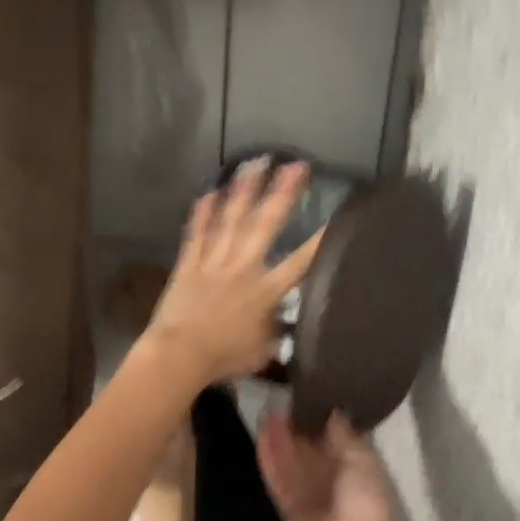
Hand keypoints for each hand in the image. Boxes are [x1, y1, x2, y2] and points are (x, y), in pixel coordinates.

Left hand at [143, 158, 319, 383]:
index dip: (322, 240)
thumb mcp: (264, 351)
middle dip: (281, 193)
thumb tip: (287, 324)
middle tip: (295, 166)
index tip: (338, 218)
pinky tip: (209, 192)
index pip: (301, 261)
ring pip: (230, 219)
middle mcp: (243, 267)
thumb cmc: (225, 357)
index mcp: (267, 290)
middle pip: (264, 224)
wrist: (181, 353)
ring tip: (253, 164)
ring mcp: (213, 262)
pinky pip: (197, 233)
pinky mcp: (188, 264)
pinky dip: (202, 213)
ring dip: (243, 191)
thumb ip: (277, 332)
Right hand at [257, 412, 395, 520]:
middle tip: (277, 401)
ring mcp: (309, 495)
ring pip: (290, 463)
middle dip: (294, 429)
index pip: (333, 440)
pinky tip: (261, 436)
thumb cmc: (367, 501)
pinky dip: (270, 460)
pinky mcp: (289, 508)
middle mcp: (331, 481)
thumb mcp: (362, 460)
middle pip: (307, 451)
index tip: (303, 397)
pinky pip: (278, 480)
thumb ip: (345, 435)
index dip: (318, 420)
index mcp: (356, 469)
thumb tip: (335, 411)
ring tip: (265, 413)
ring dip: (278, 440)